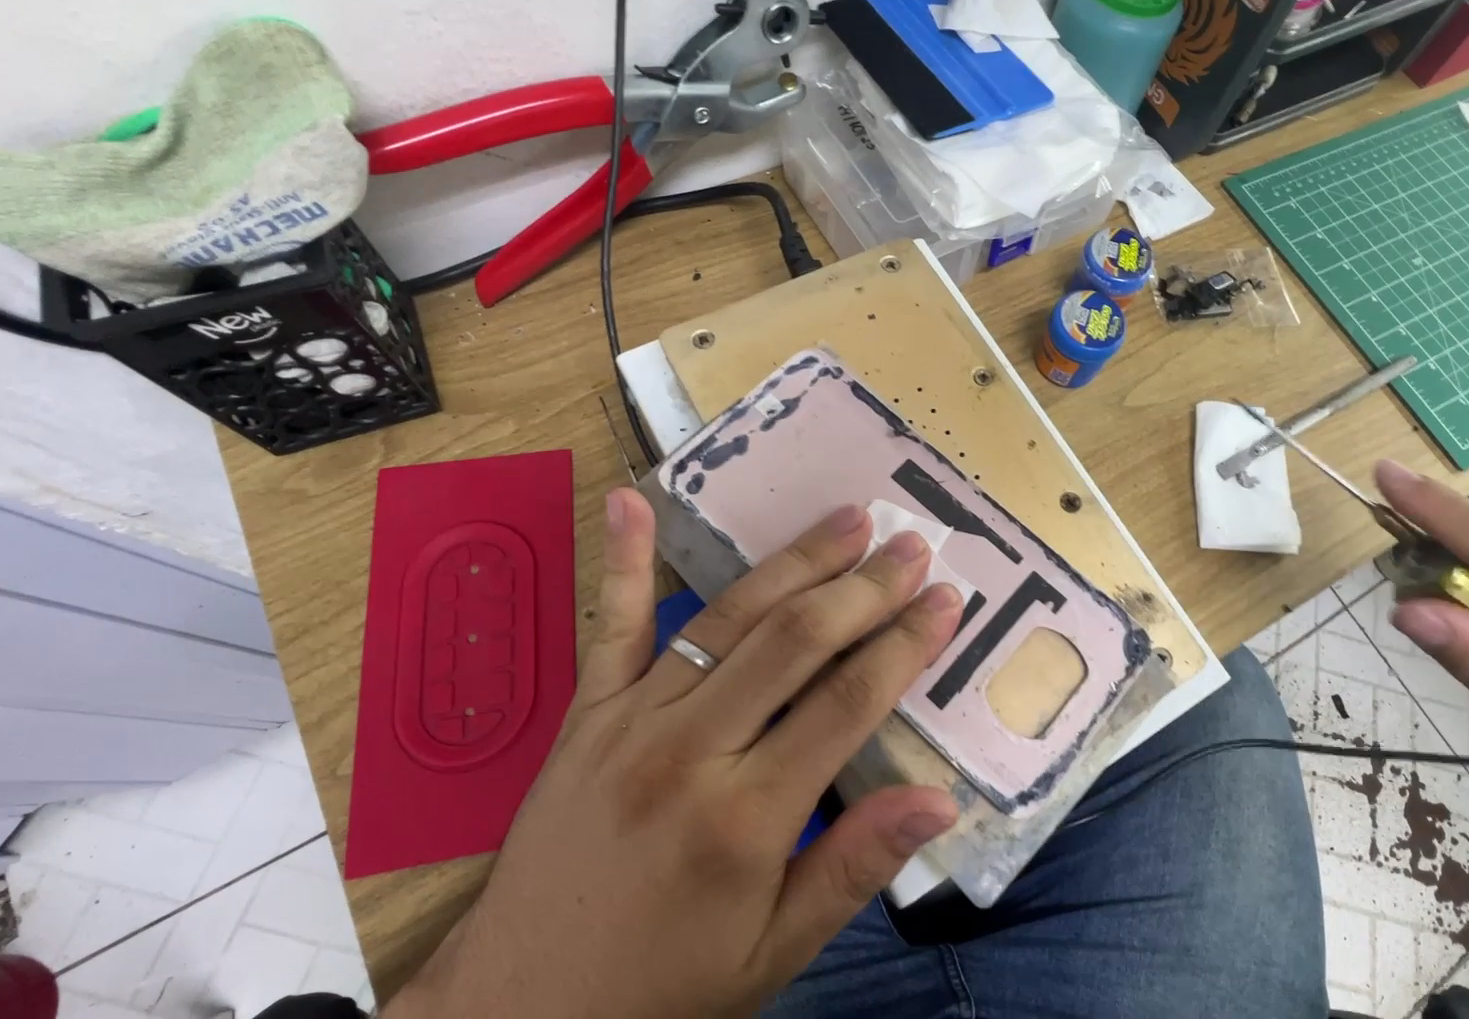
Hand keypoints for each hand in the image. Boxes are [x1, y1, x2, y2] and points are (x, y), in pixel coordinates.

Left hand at [386, 492, 963, 1018]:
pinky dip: (626, 561)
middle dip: (864, 587)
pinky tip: (635, 499)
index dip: (905, 645)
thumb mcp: (775, 952)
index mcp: (747, 818)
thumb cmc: (665, 982)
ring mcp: (629, 721)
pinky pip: (611, 626)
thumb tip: (940, 799)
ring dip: (795, 563)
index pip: (848, 704)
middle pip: (796, 643)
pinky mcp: (584, 713)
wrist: (522, 1006)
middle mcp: (690, 752)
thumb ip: (855, 868)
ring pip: (727, 620)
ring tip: (848, 520)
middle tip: (912, 544)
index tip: (946, 600)